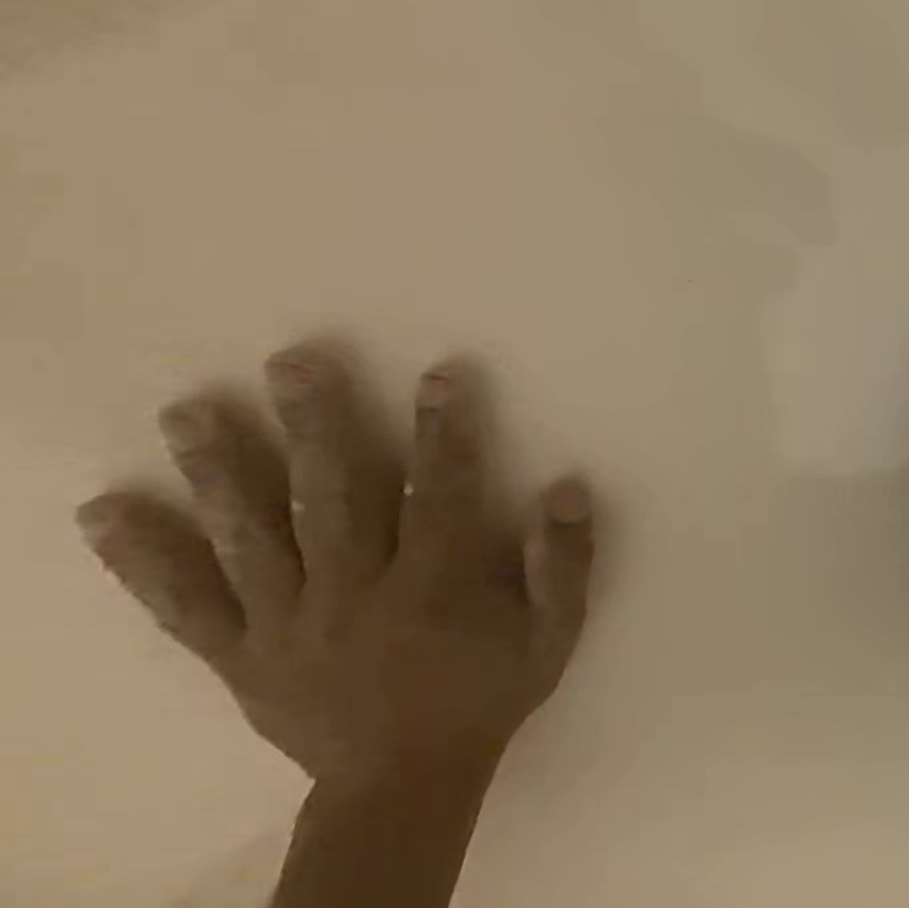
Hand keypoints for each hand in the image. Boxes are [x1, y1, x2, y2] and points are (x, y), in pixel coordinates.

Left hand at [75, 346, 594, 787]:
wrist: (404, 782)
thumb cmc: (489, 693)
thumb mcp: (555, 633)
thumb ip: (563, 563)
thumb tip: (566, 489)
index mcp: (433, 584)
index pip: (439, 490)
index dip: (444, 430)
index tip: (440, 375)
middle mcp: (353, 592)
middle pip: (332, 497)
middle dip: (317, 424)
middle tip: (295, 361)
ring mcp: (286, 623)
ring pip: (250, 537)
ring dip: (221, 469)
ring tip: (191, 408)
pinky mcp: (239, 653)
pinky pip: (185, 604)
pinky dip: (143, 557)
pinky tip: (106, 510)